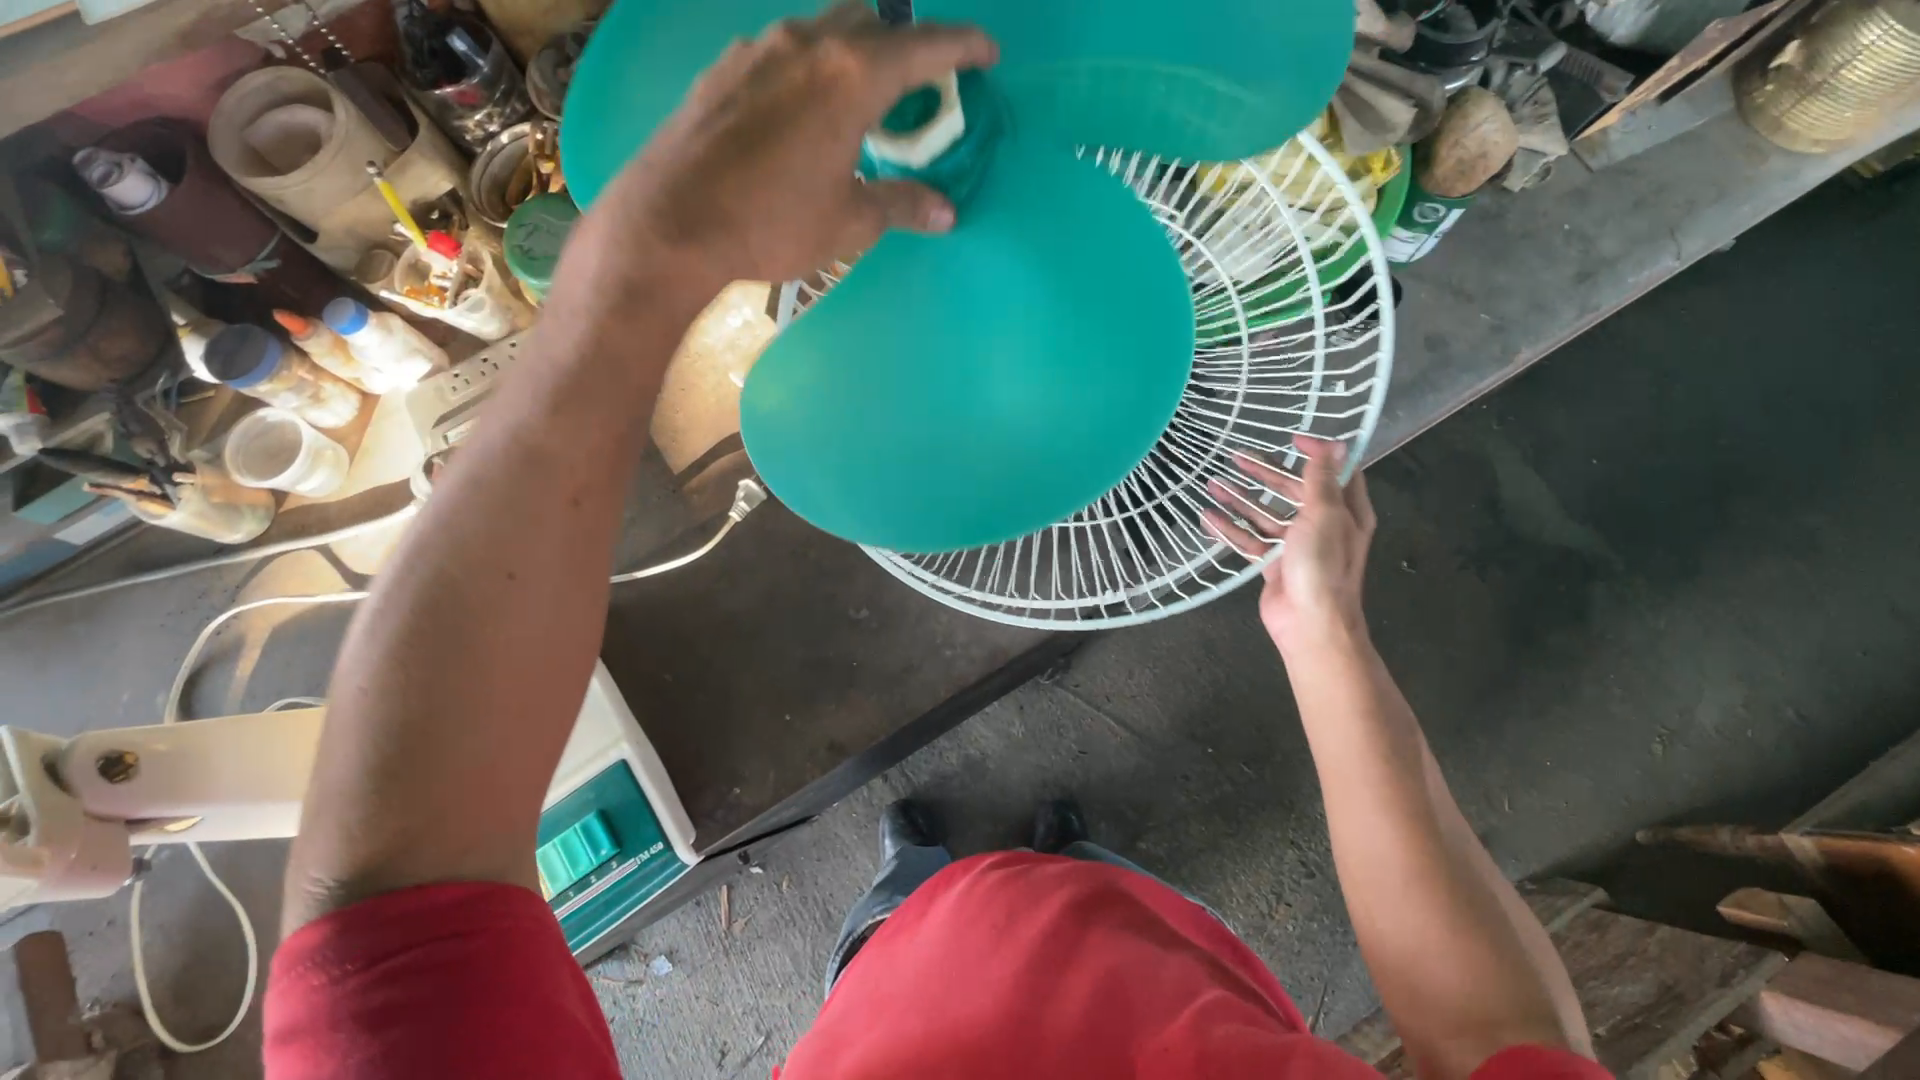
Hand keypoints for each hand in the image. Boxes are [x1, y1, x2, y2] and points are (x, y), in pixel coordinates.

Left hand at [588, 2, 997, 290]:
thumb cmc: (771, 223)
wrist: (670, 223)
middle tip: (921, 81)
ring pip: (822, 29)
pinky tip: (802, 110)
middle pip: (871, 21)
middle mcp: (807, 43)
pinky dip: (810, 68)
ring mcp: (758, 49)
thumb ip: (901, 205)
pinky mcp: (724, 68)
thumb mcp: (849, 221)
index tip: (987, 52)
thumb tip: (946, 213)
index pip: (924, 46)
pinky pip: (782, 52)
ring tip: (862, 96)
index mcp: (851, 75)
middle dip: (904, 43)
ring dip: (853, 52)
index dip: (963, 46)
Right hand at [1201, 435, 1376, 655]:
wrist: (1310, 622)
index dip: (1316, 453)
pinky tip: (1207, 518)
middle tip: (1237, 457)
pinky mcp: (1273, 564)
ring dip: (1241, 500)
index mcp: (1346, 511)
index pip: (1334, 472)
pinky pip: (1249, 540)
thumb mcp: (1324, 514)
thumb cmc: (1323, 564)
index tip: (1291, 438)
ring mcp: (1296, 546)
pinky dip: (1230, 529)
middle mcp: (1323, 525)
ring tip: (1213, 484)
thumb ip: (1322, 479)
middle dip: (1265, 473)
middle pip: (1292, 491)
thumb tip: (1337, 443)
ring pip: (1266, 514)